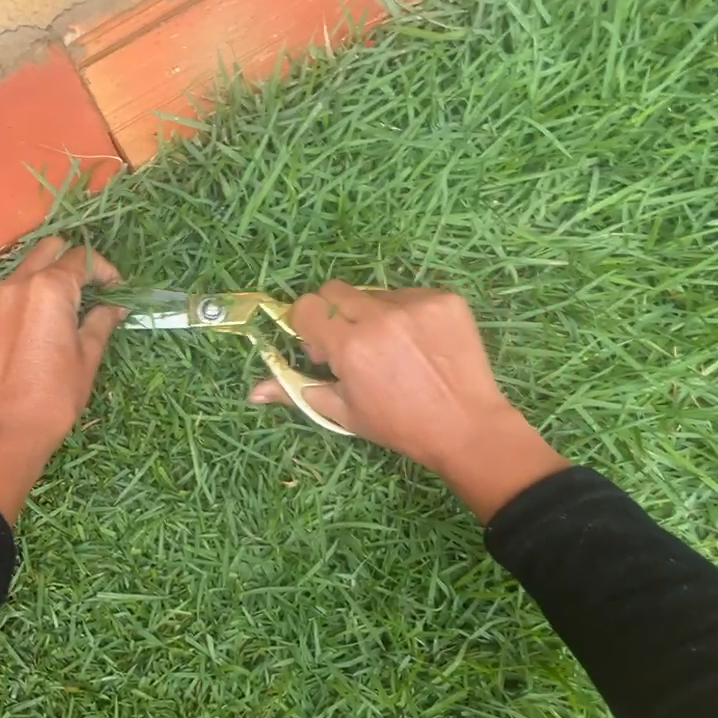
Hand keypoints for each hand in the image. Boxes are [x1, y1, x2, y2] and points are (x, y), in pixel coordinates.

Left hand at [0, 237, 125, 523]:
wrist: (12, 428)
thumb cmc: (57, 393)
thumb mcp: (88, 356)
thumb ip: (101, 323)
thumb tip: (116, 308)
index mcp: (49, 288)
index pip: (82, 259)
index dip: (106, 271)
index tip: (119, 290)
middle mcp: (22, 282)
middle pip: (53, 250)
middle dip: (77, 262)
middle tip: (98, 289)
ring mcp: (4, 297)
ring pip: (33, 264)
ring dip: (56, 272)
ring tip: (78, 301)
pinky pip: (20, 285)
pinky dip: (39, 286)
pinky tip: (56, 313)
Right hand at [248, 282, 567, 520]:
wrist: (464, 425)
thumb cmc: (396, 425)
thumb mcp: (342, 412)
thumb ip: (295, 392)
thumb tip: (253, 393)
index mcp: (350, 348)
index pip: (307, 307)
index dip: (305, 325)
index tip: (318, 347)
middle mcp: (379, 318)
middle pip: (334, 291)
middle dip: (332, 314)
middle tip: (347, 345)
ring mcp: (416, 305)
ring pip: (371, 294)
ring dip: (368, 315)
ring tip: (388, 349)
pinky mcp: (445, 299)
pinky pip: (407, 295)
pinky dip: (402, 315)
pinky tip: (415, 344)